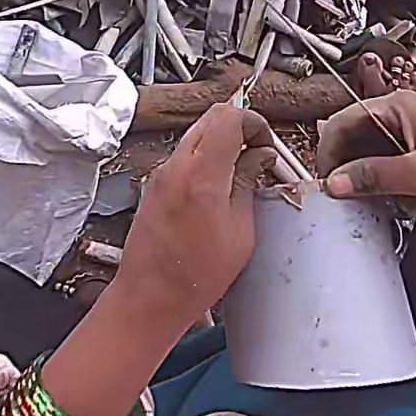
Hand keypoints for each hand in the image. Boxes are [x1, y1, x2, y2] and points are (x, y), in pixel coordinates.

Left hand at [116, 104, 275, 326]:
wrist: (149, 298)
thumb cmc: (196, 275)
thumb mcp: (240, 231)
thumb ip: (248, 183)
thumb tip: (260, 156)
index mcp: (203, 175)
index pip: (229, 118)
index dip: (254, 123)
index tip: (266, 143)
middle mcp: (178, 166)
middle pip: (212, 117)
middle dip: (239, 125)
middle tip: (257, 150)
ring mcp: (162, 172)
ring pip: (197, 131)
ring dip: (222, 139)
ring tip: (241, 168)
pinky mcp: (155, 183)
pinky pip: (185, 152)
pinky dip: (206, 154)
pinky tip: (219, 182)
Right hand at [315, 90, 415, 221]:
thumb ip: (373, 176)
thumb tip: (334, 181)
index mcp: (401, 105)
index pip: (345, 119)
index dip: (329, 149)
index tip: (323, 180)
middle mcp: (406, 112)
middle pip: (357, 134)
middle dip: (348, 164)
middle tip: (343, 196)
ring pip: (374, 151)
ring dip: (368, 175)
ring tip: (370, 201)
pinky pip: (394, 162)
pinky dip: (387, 181)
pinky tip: (394, 200)